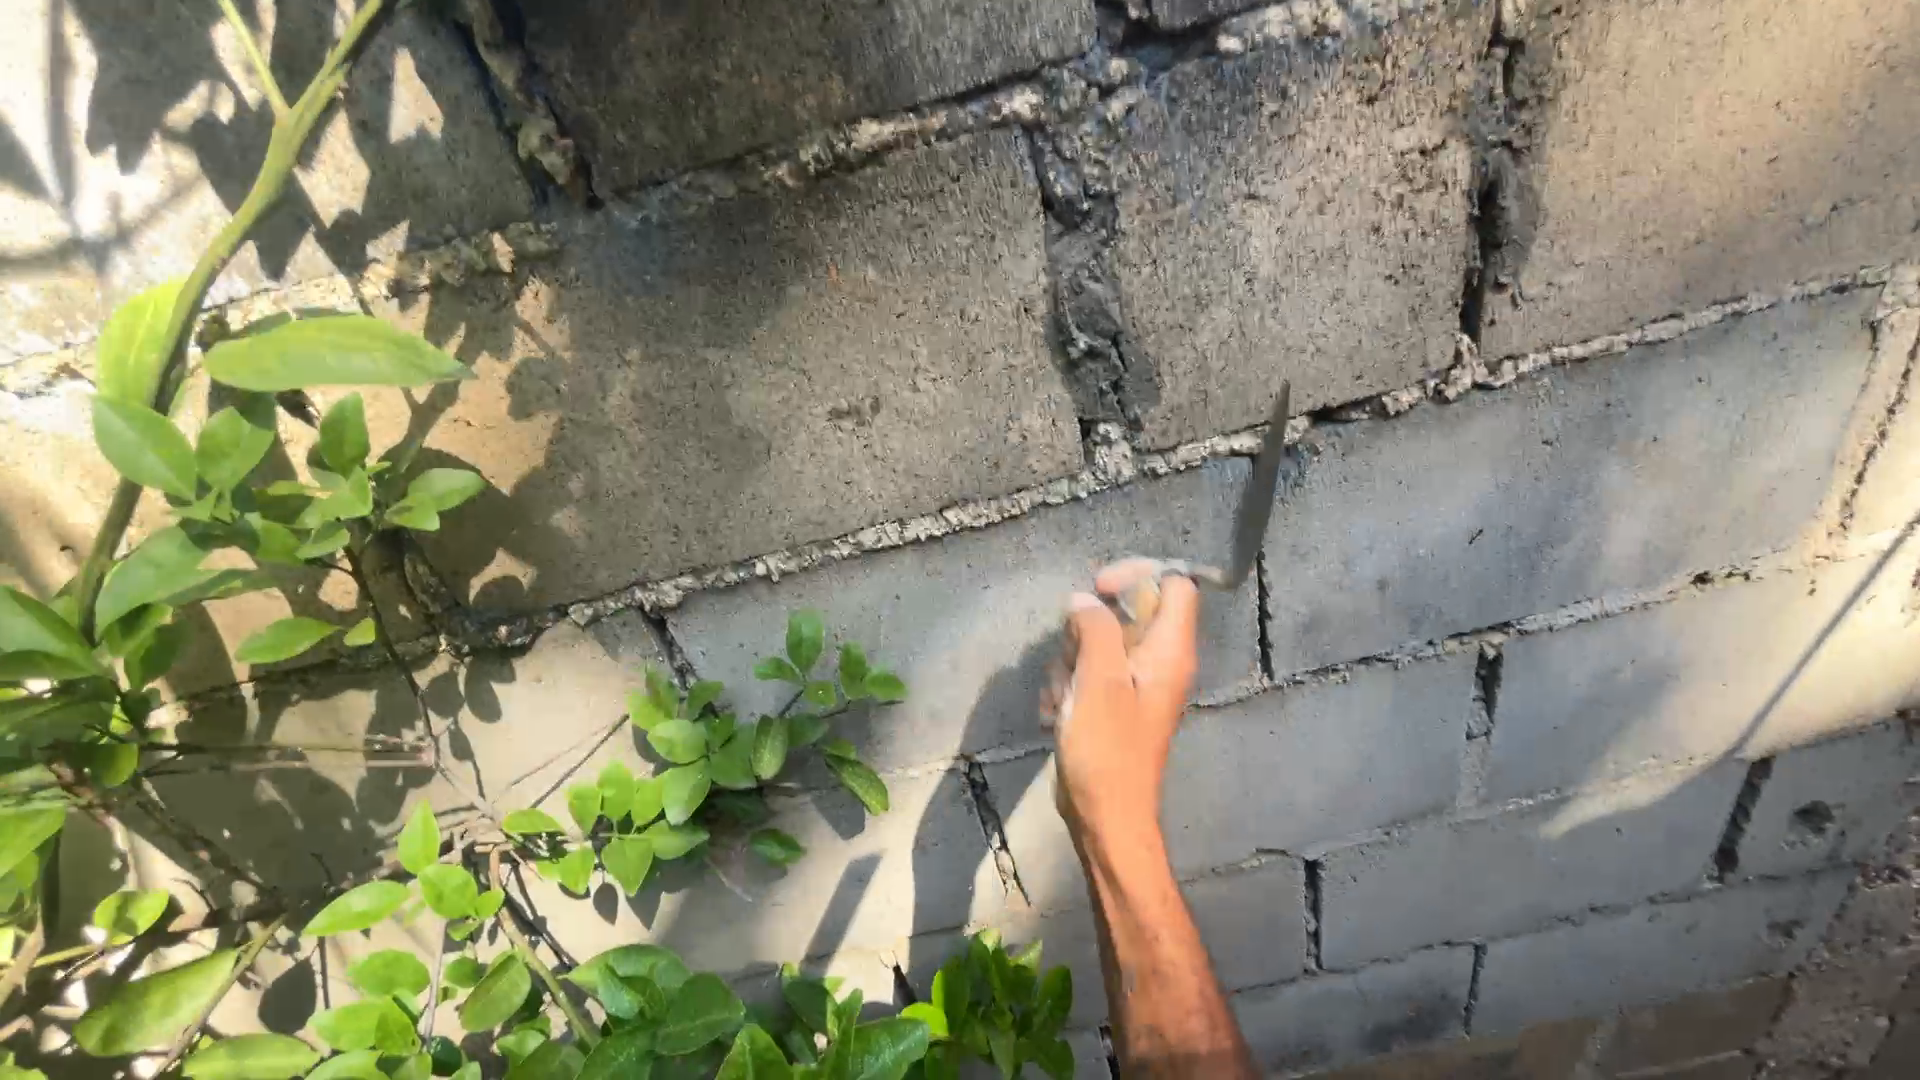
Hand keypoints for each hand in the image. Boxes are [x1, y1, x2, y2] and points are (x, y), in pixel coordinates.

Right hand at [1040, 558, 1200, 842]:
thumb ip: (1096, 629)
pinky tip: (1055, 713)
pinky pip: (1088, 674)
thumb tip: (1083, 601)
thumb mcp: (1099, 681)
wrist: (1106, 818)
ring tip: (1062, 697)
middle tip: (1073, 657)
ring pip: (1099, 643)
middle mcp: (1159, 662)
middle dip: (1087, 628)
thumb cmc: (1107, 749)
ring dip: (1069, 662)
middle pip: (1127, 612)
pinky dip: (1067, 687)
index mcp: (1170, 651)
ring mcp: (1135, 684)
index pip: (1175, 583)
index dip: (1137, 575)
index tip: (1098, 589)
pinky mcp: (1113, 705)